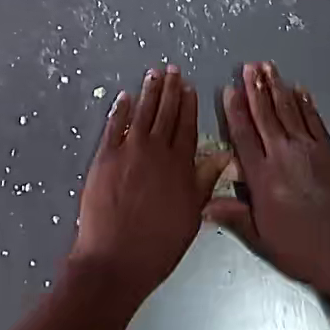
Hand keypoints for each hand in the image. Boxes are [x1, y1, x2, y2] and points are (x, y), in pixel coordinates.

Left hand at [69, 66, 230, 298]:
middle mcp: (157, 150)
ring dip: (149, 91)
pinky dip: (120, 110)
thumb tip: (224, 155)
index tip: (190, 87)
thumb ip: (205, 180)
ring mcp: (129, 151)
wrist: (116, 259)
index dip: (189, 105)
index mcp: (180, 164)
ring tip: (153, 74)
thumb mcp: (192, 214)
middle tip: (172, 70)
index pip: (187, 126)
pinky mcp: (105, 157)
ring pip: (142, 113)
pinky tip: (124, 97)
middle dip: (171, 89)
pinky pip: (114, 126)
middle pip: (166, 113)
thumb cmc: (160, 243)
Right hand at [208, 62, 329, 296]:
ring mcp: (309, 150)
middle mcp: (283, 156)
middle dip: (255, 89)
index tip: (229, 90)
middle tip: (248, 66)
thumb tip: (204, 205)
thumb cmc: (302, 249)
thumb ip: (234, 215)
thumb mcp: (262, 237)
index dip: (235, 111)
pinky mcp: (329, 150)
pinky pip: (314, 120)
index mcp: (262, 177)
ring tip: (268, 68)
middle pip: (266, 115)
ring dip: (277, 88)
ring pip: (289, 111)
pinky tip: (299, 90)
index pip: (243, 136)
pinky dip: (305, 103)